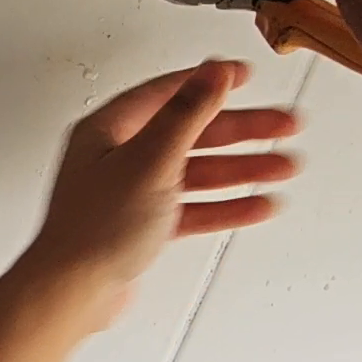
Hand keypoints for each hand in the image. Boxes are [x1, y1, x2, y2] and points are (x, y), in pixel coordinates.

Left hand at [21, 61, 299, 314]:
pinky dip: (222, 205)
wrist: (76, 288)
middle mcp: (112, 158)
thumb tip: (210, 73)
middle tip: (283, 125)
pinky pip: (188, 207)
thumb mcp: (150, 160)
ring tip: (285, 165)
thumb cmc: (95, 226)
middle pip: (184, 133)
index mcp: (104, 132)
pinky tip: (257, 205)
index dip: (204, 84)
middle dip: (237, 129)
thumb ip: (184, 115)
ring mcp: (125, 193)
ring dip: (239, 169)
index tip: (242, 75)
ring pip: (191, 172)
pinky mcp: (137, 225)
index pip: (161, 95)